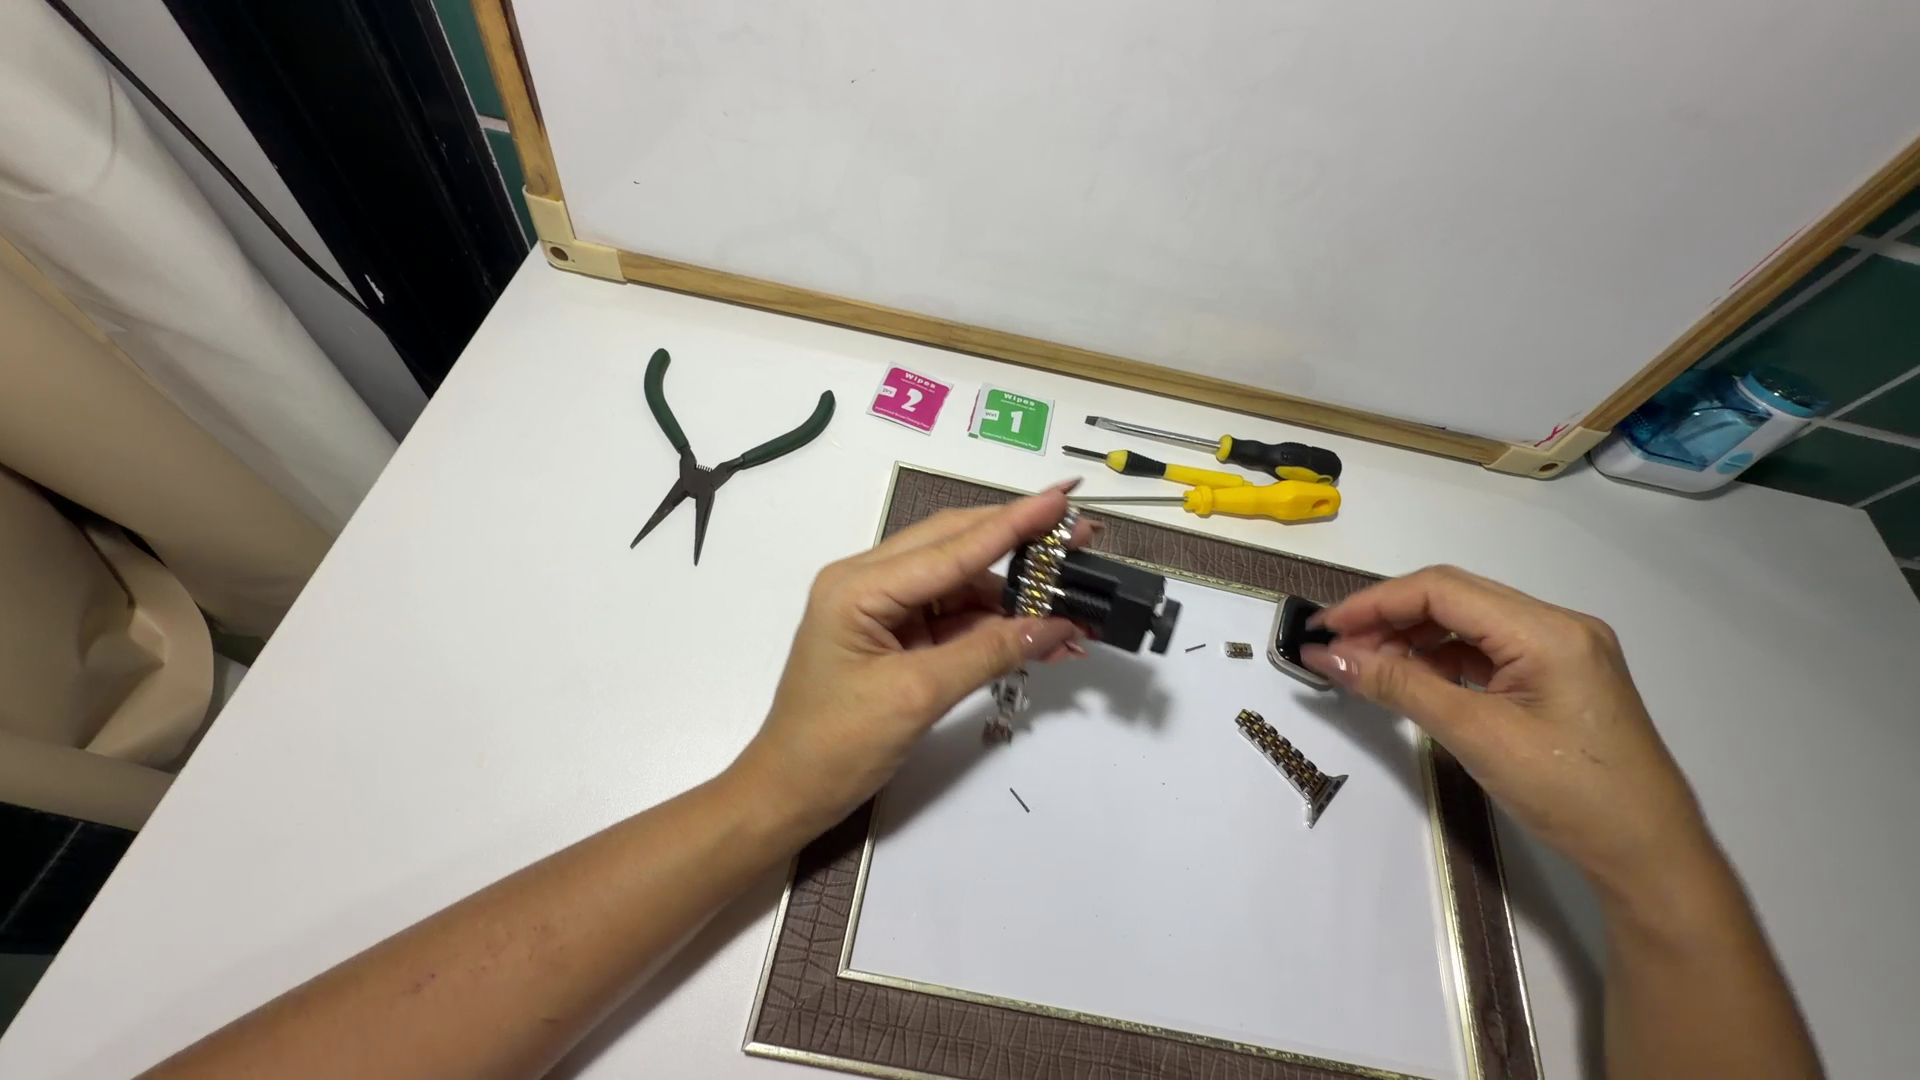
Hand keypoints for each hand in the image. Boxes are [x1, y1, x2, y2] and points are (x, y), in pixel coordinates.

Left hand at [730, 484, 1089, 837]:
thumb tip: (1057, 626)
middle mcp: (869, 582)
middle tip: (1081, 539)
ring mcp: (883, 607)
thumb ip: (990, 652)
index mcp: (860, 585)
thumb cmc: (837, 745)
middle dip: (1020, 545)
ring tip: (1072, 604)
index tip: (1062, 501)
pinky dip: (996, 626)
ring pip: (961, 584)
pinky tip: (1039, 636)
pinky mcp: (896, 633)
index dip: (1013, 524)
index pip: (951, 546)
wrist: (791, 792)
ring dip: (1014, 596)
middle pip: (957, 548)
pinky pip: (955, 617)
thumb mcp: (918, 696)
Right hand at [1301, 565, 1712, 901]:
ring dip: (1409, 638)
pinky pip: (1481, 650)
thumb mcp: (1474, 734)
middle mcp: (1556, 626)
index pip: (1441, 590)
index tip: (1325, 630)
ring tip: (1365, 667)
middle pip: (1451, 598)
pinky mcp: (1554, 676)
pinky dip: (1436, 659)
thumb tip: (1328, 656)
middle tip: (1337, 649)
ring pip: (1463, 623)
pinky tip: (1407, 679)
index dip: (1374, 603)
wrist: (1650, 859)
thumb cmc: (1569, 794)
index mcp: (1547, 630)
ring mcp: (1559, 650)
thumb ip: (1397, 685)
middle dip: (1386, 618)